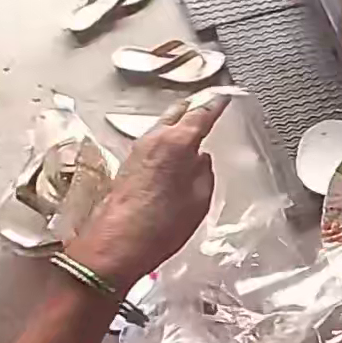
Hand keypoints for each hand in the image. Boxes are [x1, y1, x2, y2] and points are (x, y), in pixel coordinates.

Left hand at [67, 96, 228, 284]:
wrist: (116, 245)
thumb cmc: (161, 226)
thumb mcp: (199, 201)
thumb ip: (204, 173)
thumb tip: (201, 158)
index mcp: (176, 143)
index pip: (201, 114)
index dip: (215, 104)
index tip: (225, 97)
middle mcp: (154, 139)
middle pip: (177, 112)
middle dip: (194, 107)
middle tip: (210, 105)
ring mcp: (138, 150)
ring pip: (163, 125)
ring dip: (178, 122)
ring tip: (194, 124)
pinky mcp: (128, 164)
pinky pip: (154, 141)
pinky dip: (167, 138)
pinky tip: (175, 148)